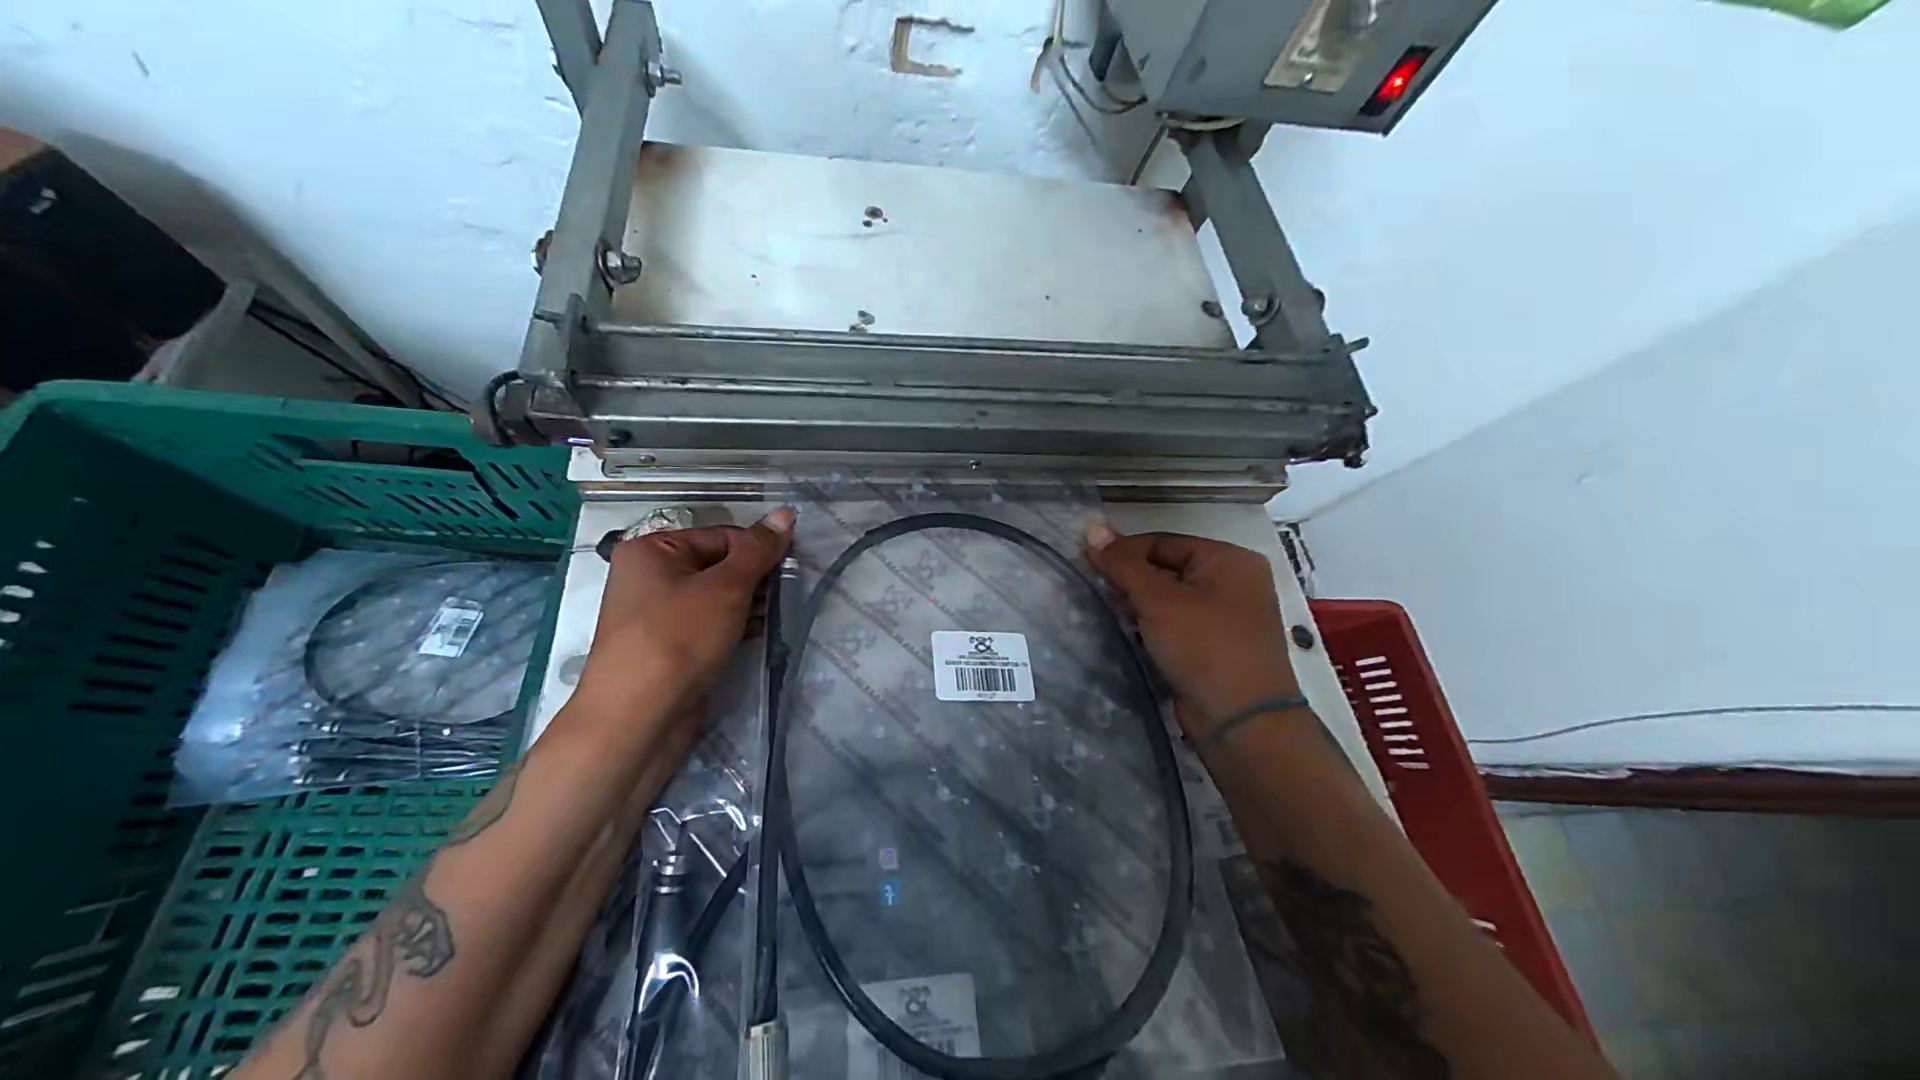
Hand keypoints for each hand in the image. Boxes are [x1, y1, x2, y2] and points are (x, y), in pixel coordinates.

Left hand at [571, 508, 794, 731]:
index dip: (757, 551)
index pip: (721, 535)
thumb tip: (787, 513)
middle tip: (784, 594)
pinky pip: (707, 624)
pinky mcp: (668, 645)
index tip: (788, 569)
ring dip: (748, 604)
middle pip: (718, 564)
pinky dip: (733, 626)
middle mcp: (649, 576)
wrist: (638, 716)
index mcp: (652, 549)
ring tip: (774, 615)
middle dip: (754, 579)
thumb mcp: (727, 587)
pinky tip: (756, 634)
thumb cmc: (679, 638)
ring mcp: (656, 614)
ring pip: (715, 597)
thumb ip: (758, 550)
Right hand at [1085, 524, 1299, 729]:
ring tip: (1107, 612)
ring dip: (1137, 605)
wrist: (1241, 721)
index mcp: (1228, 559)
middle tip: (1092, 590)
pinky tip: (1127, 633)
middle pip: (1166, 568)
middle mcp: (1232, 582)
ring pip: (1168, 598)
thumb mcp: (1158, 600)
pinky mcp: (1215, 646)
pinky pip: (1176, 624)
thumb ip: (1123, 564)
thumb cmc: (1204, 646)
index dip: (1122, 551)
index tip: (1084, 563)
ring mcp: (1225, 616)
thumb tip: (1090, 526)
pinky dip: (1151, 626)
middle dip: (1128, 580)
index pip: (1162, 541)